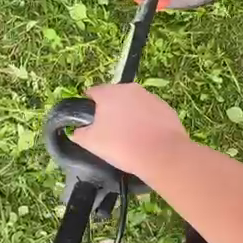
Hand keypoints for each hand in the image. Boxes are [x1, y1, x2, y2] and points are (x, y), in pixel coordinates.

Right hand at [71, 82, 192, 180]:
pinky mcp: (166, 108)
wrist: (162, 154)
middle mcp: (130, 89)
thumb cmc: (122, 145)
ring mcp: (150, 97)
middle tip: (109, 132)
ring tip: (130, 137)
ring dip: (130, 115)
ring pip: (134, 104)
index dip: (89, 106)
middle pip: (114, 97)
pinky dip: (146, 121)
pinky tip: (146, 138)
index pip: (92, 92)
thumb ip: (80, 133)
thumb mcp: (91, 142)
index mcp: (109, 93)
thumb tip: (77, 131)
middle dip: (110, 110)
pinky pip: (150, 112)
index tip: (90, 122)